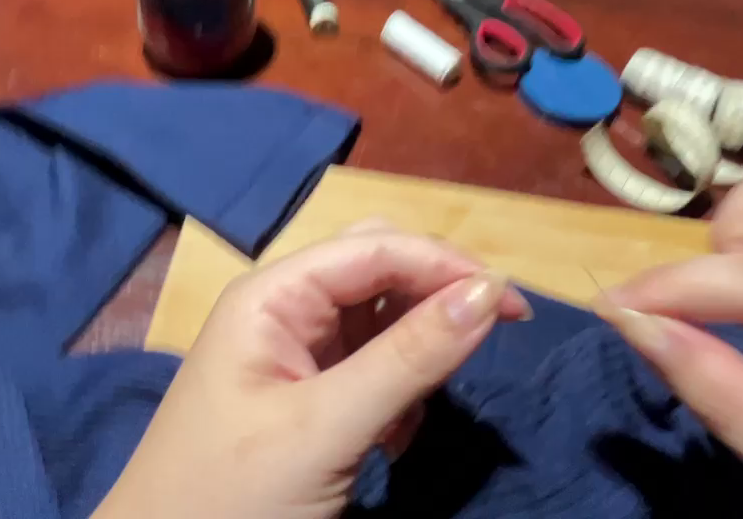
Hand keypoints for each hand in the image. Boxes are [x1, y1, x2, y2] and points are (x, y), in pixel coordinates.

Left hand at [93, 222, 531, 518]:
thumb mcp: (325, 429)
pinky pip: (375, 363)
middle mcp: (286, 306)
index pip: (374, 248)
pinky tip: (393, 436)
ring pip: (383, 316)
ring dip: (416, 352)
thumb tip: (488, 291)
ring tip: (412, 414)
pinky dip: (401, 390)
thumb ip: (408, 357)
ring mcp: (298, 348)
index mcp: (274, 293)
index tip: (511, 305)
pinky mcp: (310, 390)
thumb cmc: (231, 498)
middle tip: (485, 337)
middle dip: (432, 297)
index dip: (445, 264)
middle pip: (379, 268)